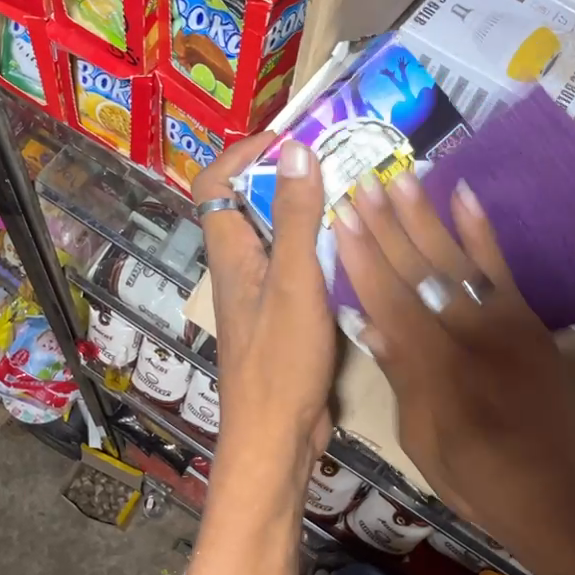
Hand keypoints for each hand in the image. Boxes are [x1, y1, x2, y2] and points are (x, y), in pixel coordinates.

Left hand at [194, 136, 334, 479]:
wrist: (277, 435)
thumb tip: (295, 149)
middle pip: (253, 204)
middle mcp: (241, 265)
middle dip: (290, 177)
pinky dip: (323, 249)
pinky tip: (358, 249)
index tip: (288, 139)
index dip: (244, 153)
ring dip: (311, 212)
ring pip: (281, 236)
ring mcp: (263, 292)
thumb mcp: (294, 281)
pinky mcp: (285, 315)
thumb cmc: (279, 359)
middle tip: (340, 160)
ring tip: (356, 193)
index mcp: (231, 251)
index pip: (215, 182)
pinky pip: (300, 267)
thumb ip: (296, 217)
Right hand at [332, 171, 574, 521]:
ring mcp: (500, 322)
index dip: (360, 258)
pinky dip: (482, 232)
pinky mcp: (525, 320)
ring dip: (426, 216)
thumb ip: (399, 374)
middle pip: (418, 270)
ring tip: (402, 178)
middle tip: (363, 184)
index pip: (387, 299)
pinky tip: (466, 196)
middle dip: (386, 226)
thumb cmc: (475, 476)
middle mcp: (465, 333)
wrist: (556, 493)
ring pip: (455, 259)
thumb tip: (367, 323)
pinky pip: (502, 269)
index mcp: (432, 365)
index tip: (339, 219)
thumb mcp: (420, 437)